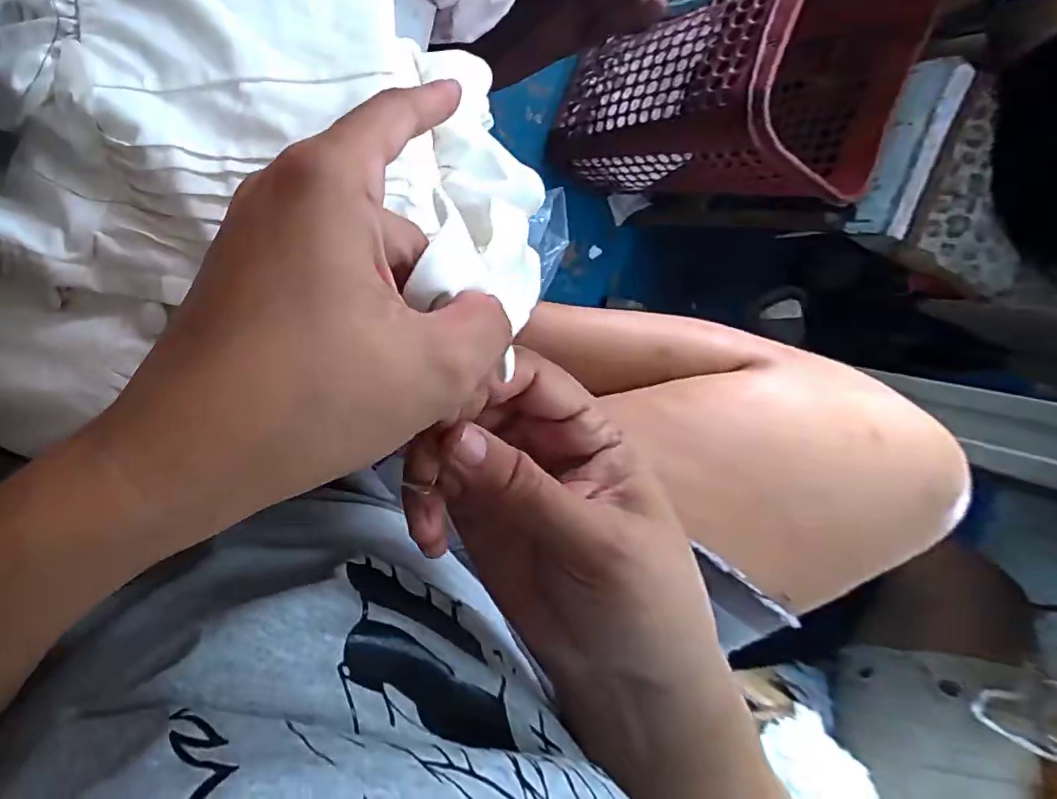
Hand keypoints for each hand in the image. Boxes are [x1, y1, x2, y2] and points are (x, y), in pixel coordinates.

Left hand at [81, 82, 512, 543]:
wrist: (184, 448)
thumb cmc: (310, 395)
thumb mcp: (432, 368)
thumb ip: (485, 324)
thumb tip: (475, 306)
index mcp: (322, 185)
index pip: (387, 120)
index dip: (428, 105)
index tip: (456, 90)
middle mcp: (276, 197)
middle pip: (383, 223)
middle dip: (424, 283)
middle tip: (448, 364)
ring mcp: (246, 241)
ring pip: (350, 261)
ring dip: (386, 312)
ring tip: (396, 386)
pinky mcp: (232, 281)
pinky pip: (311, 280)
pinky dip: (343, 316)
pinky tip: (349, 378)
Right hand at [402, 349, 779, 798]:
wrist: (622, 684)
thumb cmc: (640, 605)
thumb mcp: (597, 543)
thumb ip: (525, 485)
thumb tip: (454, 434)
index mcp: (582, 430)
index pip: (526, 375)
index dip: (482, 372)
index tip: (440, 397)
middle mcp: (531, 438)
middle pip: (469, 398)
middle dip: (437, 424)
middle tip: (424, 464)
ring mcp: (493, 468)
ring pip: (437, 435)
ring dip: (420, 468)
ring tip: (424, 515)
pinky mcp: (465, 500)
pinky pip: (426, 478)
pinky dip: (416, 501)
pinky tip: (427, 538)